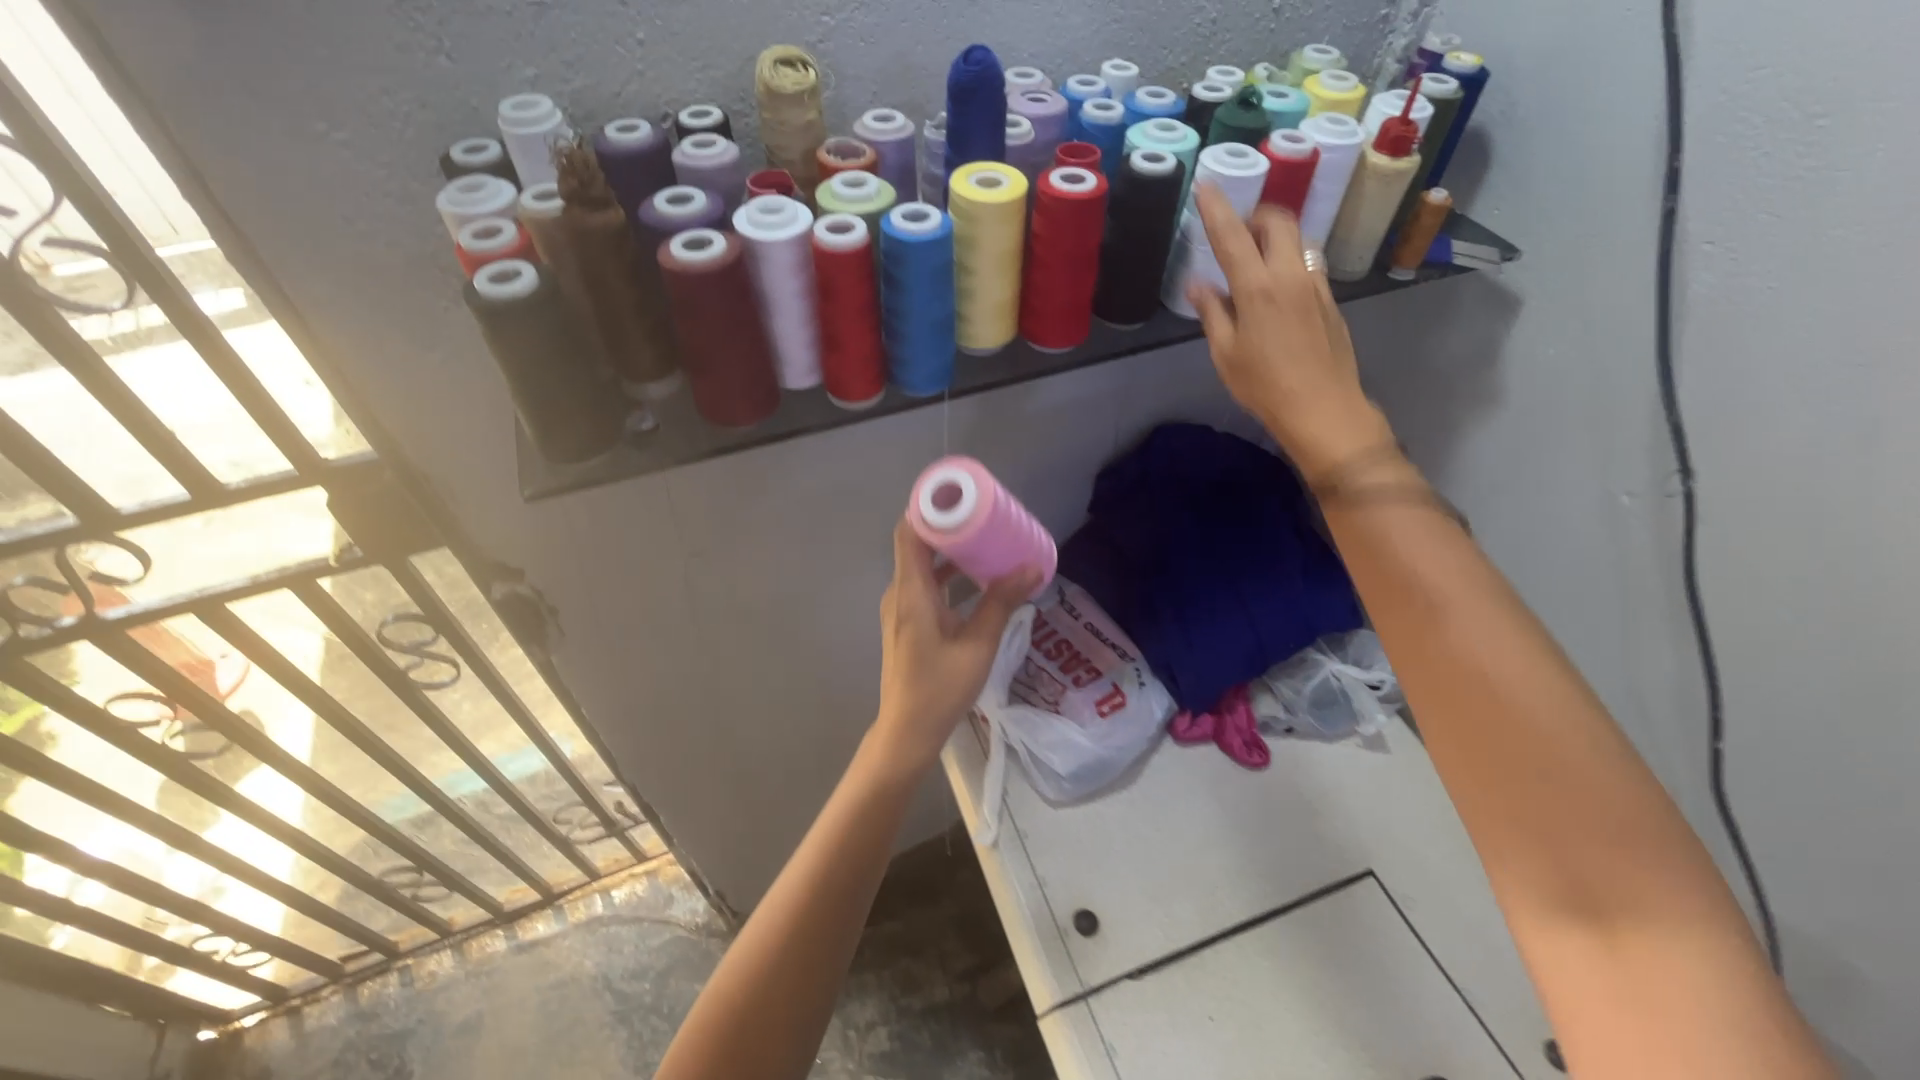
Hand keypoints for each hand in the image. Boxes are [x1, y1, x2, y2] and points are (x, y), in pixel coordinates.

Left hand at [871, 518, 1038, 775]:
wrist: (907, 731)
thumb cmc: (940, 688)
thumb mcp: (979, 644)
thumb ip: (1002, 603)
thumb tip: (1031, 567)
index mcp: (911, 591)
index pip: (910, 532)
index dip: (930, 508)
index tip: (962, 495)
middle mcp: (900, 593)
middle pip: (918, 545)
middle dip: (950, 527)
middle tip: (987, 516)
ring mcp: (901, 610)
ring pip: (923, 567)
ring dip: (951, 553)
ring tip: (988, 542)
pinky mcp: (908, 625)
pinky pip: (925, 586)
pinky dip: (947, 576)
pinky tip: (977, 581)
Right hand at [1186, 184, 1394, 482]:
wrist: (1323, 408)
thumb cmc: (1264, 386)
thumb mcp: (1226, 354)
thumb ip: (1212, 313)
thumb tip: (1198, 286)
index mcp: (1257, 289)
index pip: (1231, 236)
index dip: (1216, 209)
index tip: (1206, 186)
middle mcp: (1289, 276)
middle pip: (1278, 221)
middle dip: (1256, 215)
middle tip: (1237, 233)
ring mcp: (1315, 285)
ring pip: (1297, 241)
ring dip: (1275, 238)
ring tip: (1257, 262)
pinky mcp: (1330, 300)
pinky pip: (1308, 265)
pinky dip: (1289, 263)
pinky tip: (1279, 291)